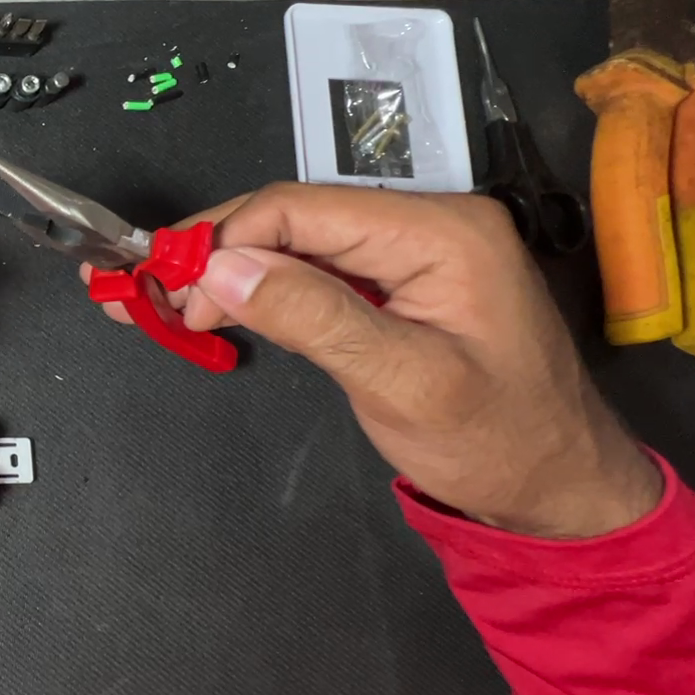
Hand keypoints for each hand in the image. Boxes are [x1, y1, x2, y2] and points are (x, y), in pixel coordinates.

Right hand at [92, 183, 659, 538]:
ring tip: (157, 308)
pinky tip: (199, 309)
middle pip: (278, 220)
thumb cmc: (491, 438)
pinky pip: (292, 270)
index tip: (168, 294)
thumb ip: (312, 316)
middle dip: (205, 257)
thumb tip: (218, 269)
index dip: (219, 243)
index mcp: (435, 232)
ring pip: (276, 244)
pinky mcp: (374, 282)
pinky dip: (239, 290)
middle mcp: (413, 225)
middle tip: (146, 301)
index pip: (294, 209)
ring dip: (212, 275)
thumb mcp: (402, 381)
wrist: (549, 486)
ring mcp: (393, 252)